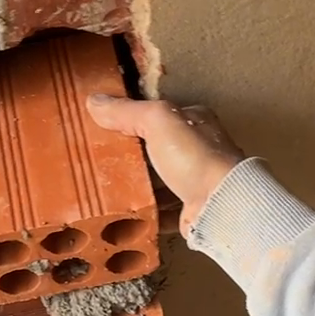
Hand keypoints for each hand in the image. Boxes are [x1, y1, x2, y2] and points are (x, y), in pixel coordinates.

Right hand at [85, 95, 245, 232]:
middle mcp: (200, 151)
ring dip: (140, 187)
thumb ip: (127, 111)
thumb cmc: (194, 156)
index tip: (107, 130)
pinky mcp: (191, 211)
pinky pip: (164, 212)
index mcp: (195, 122)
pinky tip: (128, 214)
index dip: (135, 120)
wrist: (220, 204)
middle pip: (160, 151)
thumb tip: (95, 100)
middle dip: (135, 157)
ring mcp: (197, 183)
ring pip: (162, 183)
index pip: (161, 117)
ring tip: (110, 190)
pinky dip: (148, 214)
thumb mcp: (157, 121)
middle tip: (103, 162)